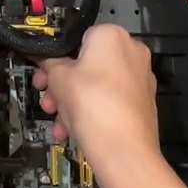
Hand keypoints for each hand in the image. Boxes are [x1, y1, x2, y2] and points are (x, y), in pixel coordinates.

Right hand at [33, 24, 159, 165]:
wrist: (124, 153)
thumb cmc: (92, 105)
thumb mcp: (58, 78)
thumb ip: (49, 63)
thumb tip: (46, 60)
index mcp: (113, 34)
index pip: (77, 39)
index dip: (56, 59)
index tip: (44, 75)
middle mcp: (132, 51)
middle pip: (86, 64)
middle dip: (62, 84)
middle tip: (48, 99)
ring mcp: (140, 78)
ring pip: (96, 84)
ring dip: (72, 101)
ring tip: (58, 121)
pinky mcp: (142, 103)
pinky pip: (109, 100)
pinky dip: (91, 111)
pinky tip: (72, 130)